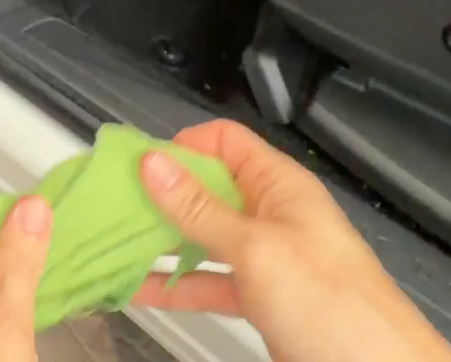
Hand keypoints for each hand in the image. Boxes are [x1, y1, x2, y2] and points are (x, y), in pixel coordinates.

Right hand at [132, 120, 450, 361]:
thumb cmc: (336, 310)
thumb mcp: (257, 250)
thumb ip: (199, 208)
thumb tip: (151, 162)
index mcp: (279, 186)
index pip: (221, 141)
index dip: (181, 146)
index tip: (139, 165)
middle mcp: (272, 214)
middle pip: (205, 187)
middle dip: (161, 194)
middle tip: (115, 203)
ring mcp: (267, 259)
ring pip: (202, 234)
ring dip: (163, 239)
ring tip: (116, 241)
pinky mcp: (263, 299)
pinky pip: (209, 279)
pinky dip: (178, 282)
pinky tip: (142, 288)